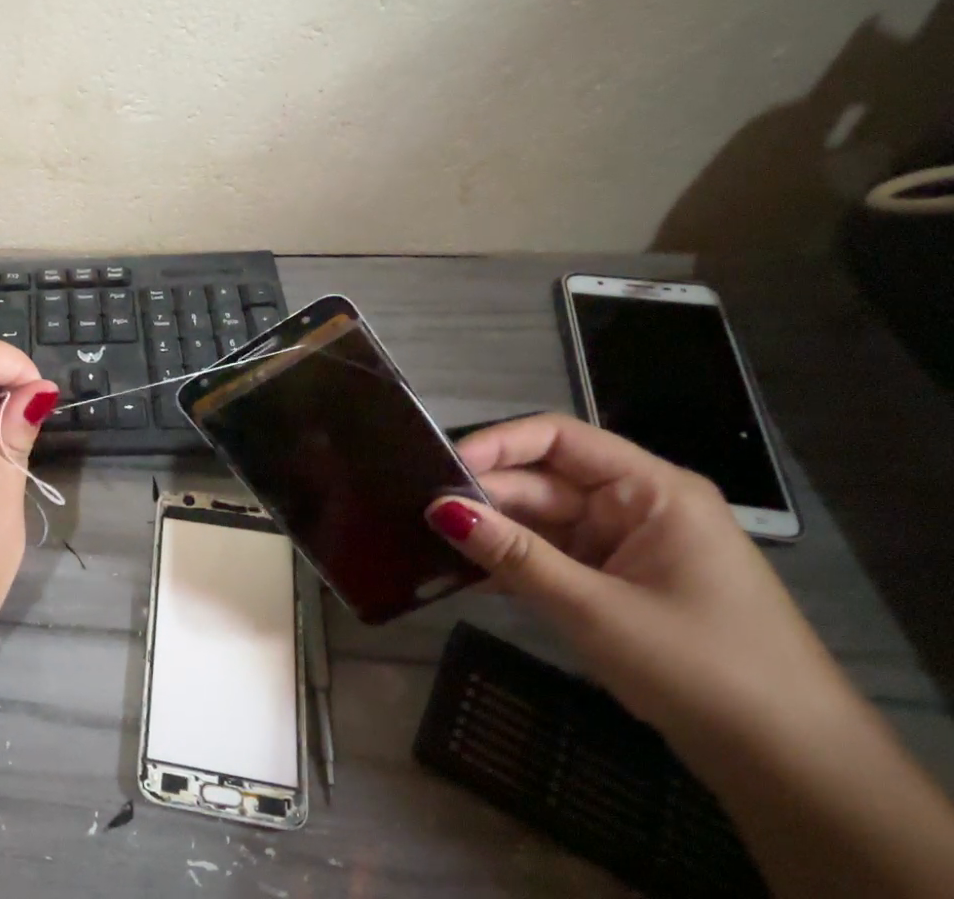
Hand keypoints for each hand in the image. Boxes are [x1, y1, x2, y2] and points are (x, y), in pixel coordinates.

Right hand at [426, 413, 847, 737]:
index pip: (560, 439)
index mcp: (651, 492)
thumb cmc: (699, 667)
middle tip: (414, 515)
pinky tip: (459, 577)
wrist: (786, 760)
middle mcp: (636, 508)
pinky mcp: (615, 586)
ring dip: (490, 534)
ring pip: (541, 523)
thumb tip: (439, 508)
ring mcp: (625, 548)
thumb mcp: (594, 608)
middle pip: (543, 482)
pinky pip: (551, 560)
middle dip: (483, 496)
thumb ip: (514, 555)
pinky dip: (510, 566)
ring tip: (421, 541)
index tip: (438, 468)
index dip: (497, 445)